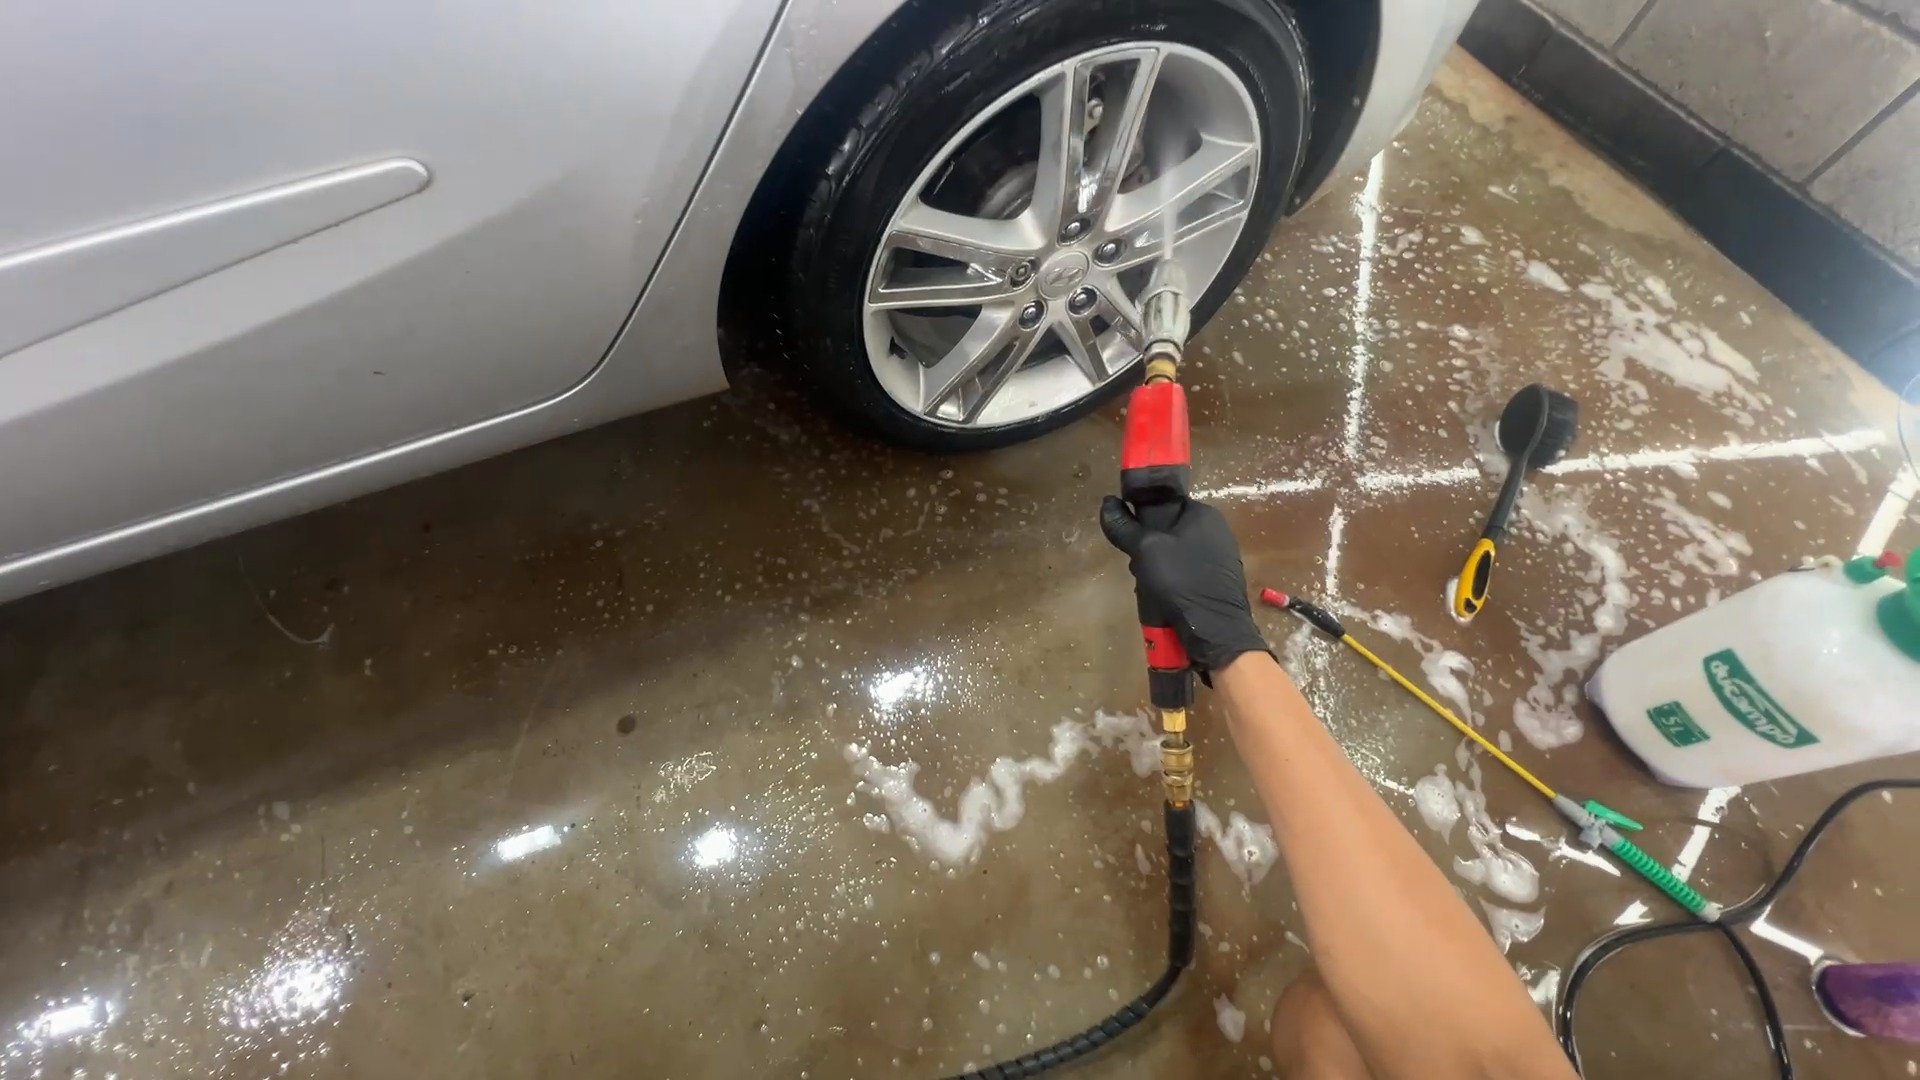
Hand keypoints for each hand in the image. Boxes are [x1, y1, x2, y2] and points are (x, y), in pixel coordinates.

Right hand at [1099, 496, 1268, 673]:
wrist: (1216, 629)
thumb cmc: (1181, 581)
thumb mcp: (1144, 550)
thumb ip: (1124, 526)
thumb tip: (1107, 502)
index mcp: (1204, 514)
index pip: (1167, 504)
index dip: (1144, 518)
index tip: (1132, 537)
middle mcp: (1218, 531)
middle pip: (1170, 531)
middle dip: (1149, 548)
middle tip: (1139, 565)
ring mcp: (1222, 558)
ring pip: (1177, 554)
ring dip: (1159, 567)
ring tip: (1149, 584)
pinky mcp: (1221, 581)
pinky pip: (1188, 573)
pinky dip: (1173, 582)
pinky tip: (1165, 596)